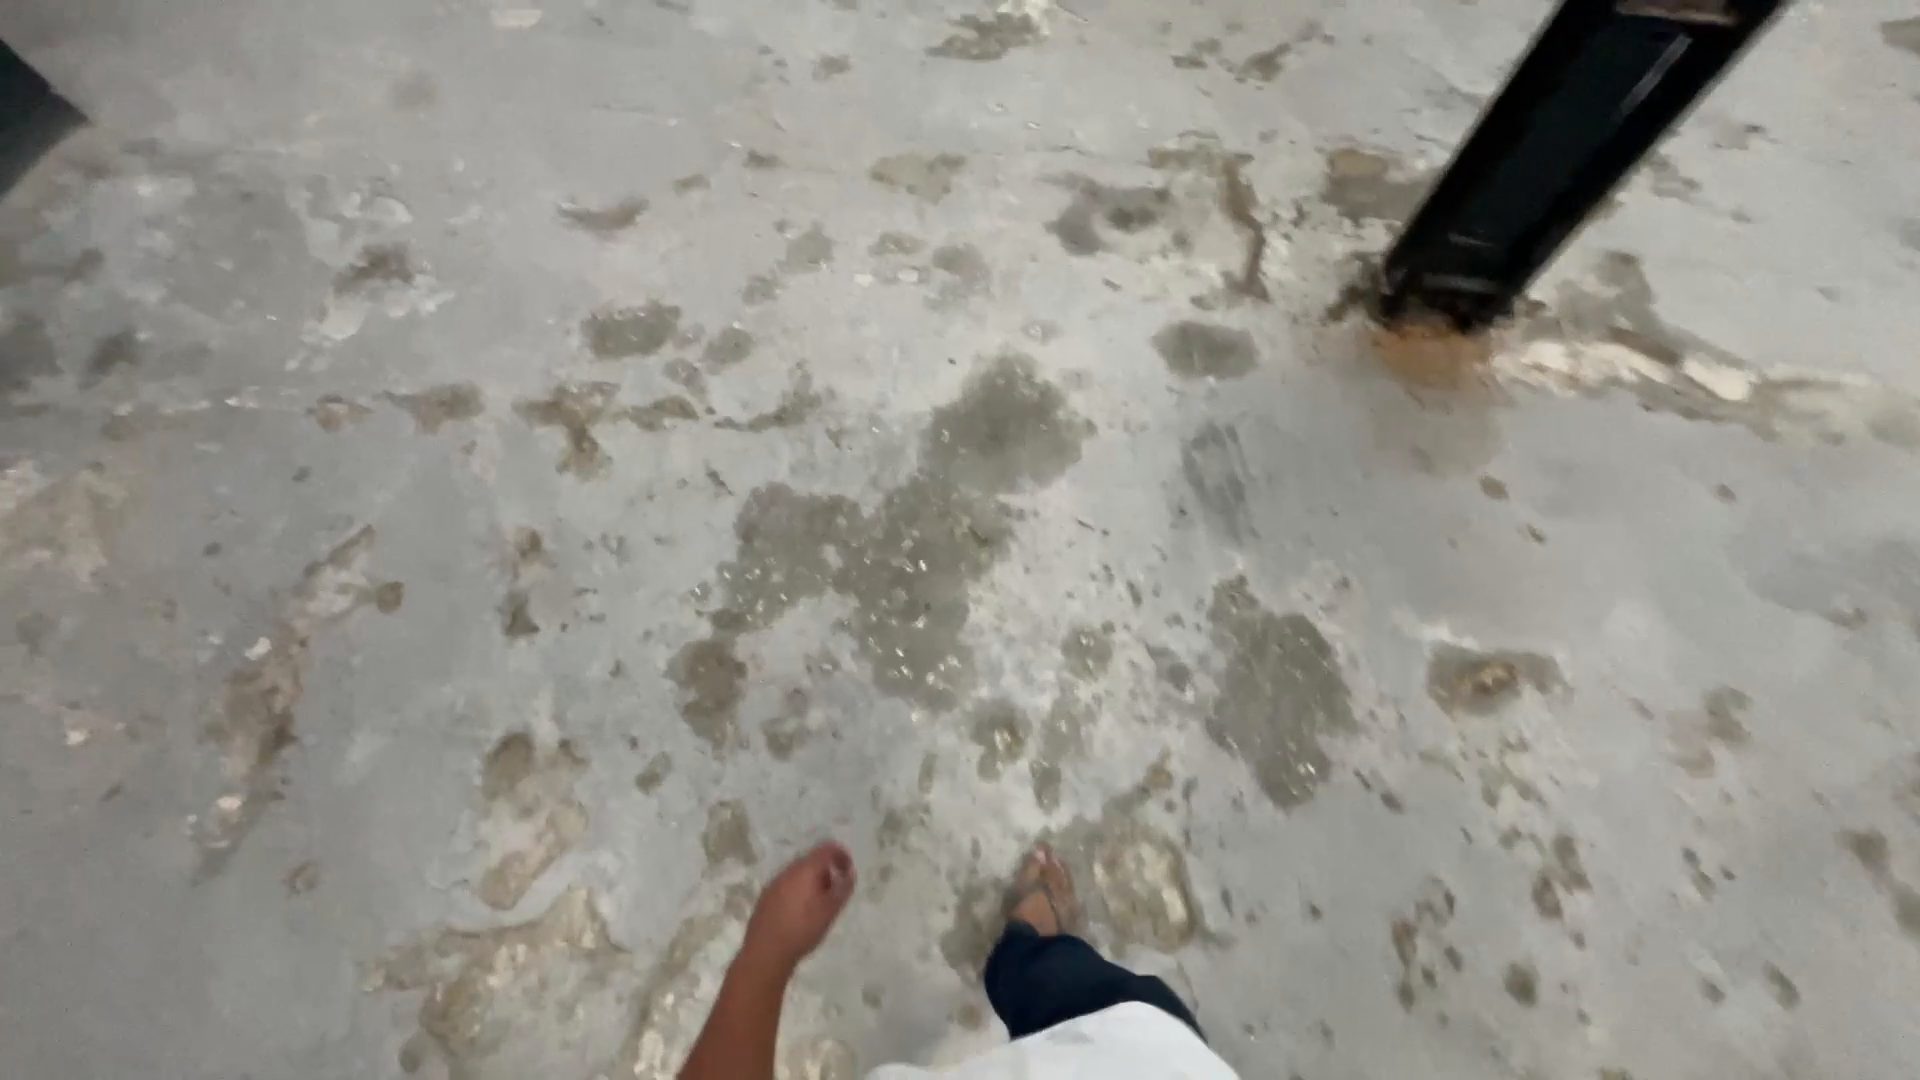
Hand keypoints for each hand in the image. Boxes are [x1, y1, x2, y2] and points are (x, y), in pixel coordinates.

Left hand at [741, 841, 855, 973]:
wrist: (766, 952)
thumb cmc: (803, 929)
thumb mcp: (831, 910)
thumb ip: (844, 888)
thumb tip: (850, 873)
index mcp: (806, 869)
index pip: (827, 848)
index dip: (841, 855)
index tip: (847, 871)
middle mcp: (788, 870)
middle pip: (811, 860)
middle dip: (826, 872)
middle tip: (833, 893)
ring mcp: (774, 883)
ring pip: (798, 874)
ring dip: (811, 882)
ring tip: (817, 906)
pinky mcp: (765, 897)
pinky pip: (786, 885)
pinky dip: (797, 892)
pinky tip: (798, 914)